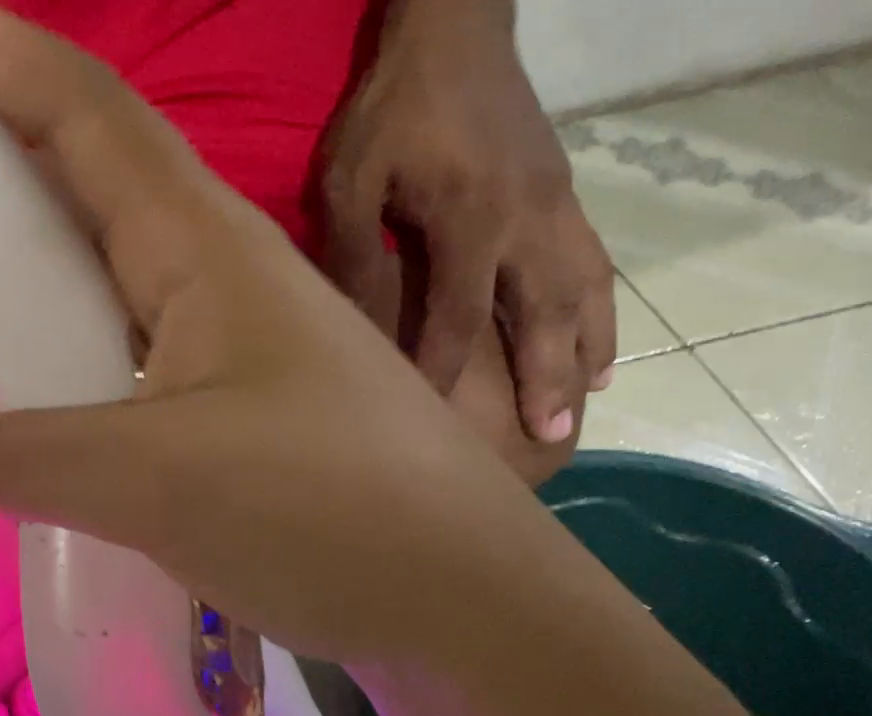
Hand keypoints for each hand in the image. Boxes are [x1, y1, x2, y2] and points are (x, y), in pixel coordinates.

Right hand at [0, 0, 565, 666]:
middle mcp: (212, 284)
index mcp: (203, 256)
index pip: (95, 127)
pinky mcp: (220, 414)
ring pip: (100, 276)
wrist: (452, 601)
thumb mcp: (162, 480)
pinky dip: (56, 349)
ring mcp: (220, 351)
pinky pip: (114, 355)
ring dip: (19, 259)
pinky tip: (32, 385)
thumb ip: (42, 458)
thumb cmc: (324, 510)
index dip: (11, 68)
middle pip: (87, 190)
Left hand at [320, 0, 614, 442]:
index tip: (440, 426)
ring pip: (584, 290)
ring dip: (584, 350)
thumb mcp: (350, 184)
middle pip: (545, 314)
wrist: (453, 38)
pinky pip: (593, 261)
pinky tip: (598, 339)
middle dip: (546, 379)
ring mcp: (556, 205)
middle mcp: (527, 221)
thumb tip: (354, 326)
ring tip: (581, 406)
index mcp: (470, 222)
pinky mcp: (563, 192)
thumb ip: (355, 254)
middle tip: (551, 439)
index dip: (443, 372)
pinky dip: (601, 306)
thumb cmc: (390, 115)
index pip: (457, 318)